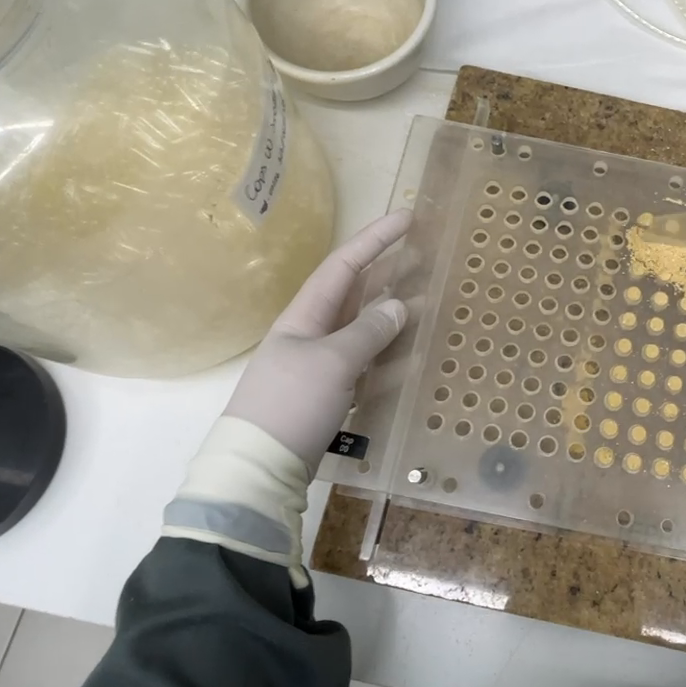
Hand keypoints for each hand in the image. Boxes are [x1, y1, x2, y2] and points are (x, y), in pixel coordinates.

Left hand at [164, 211, 412, 573]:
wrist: (260, 468)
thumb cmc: (291, 404)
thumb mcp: (333, 362)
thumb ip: (368, 332)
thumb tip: (400, 306)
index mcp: (305, 315)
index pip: (344, 265)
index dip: (376, 239)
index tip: (408, 218)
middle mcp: (312, 333)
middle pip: (354, 293)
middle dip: (386, 271)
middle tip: (423, 254)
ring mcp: (320, 365)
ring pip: (362, 328)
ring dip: (391, 313)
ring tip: (425, 300)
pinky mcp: (329, 395)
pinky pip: (366, 363)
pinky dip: (389, 354)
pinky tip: (411, 354)